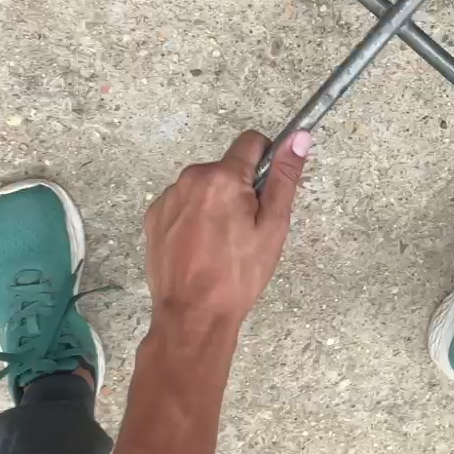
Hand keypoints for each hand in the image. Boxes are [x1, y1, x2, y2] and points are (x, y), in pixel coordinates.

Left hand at [142, 129, 311, 331]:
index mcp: (223, 177)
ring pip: (205, 184)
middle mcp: (191, 178)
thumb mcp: (273, 226)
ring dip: (216, 201)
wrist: (193, 316)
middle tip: (247, 227)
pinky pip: (184, 201)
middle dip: (240, 187)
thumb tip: (299, 137)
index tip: (266, 190)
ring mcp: (169, 197)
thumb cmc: (237, 276)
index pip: (252, 142)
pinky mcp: (154, 215)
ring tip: (223, 241)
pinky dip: (194, 215)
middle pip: (228, 166)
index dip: (266, 161)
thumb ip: (284, 176)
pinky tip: (201, 245)